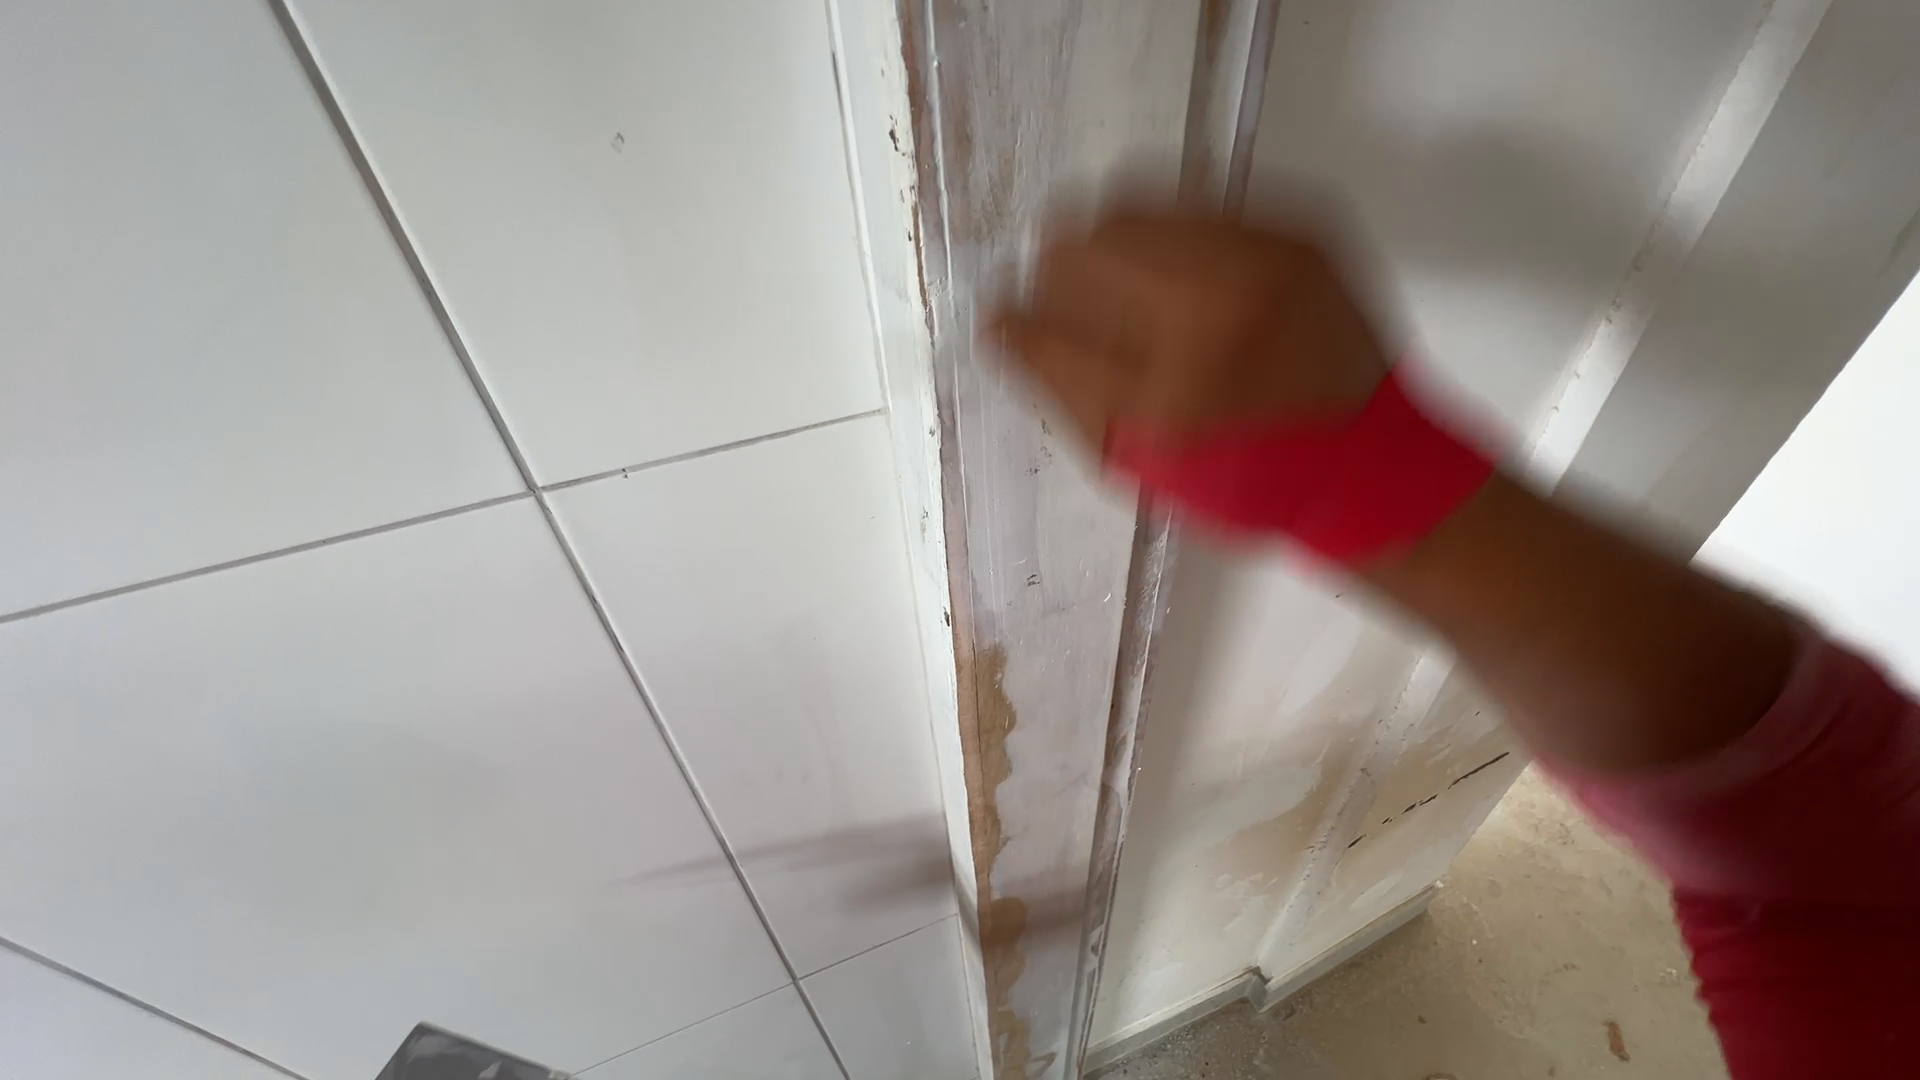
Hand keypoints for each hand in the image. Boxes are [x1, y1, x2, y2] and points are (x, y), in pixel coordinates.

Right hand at [990, 209, 1392, 449]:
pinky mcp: (1298, 231)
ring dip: (1101, 244)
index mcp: (1166, 389)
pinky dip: (1161, 233)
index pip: (1048, 329)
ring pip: (1129, 208)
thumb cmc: (1239, 481)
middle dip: (1054, 276)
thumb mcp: (1142, 468)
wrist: (1365, 463)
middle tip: (1064, 304)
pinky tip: (1171, 271)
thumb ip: (1067, 396)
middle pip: (1077, 246)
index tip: (1008, 322)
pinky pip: (1192, 203)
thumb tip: (1004, 328)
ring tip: (1115, 283)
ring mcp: (1261, 259)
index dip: (1016, 323)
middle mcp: (1212, 311)